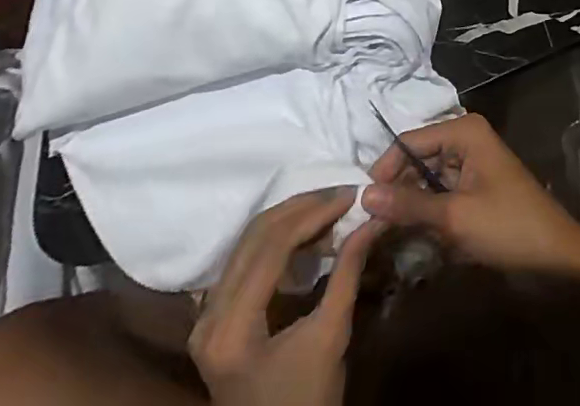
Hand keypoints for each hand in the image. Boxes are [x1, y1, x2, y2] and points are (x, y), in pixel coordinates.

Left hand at [189, 188, 382, 405]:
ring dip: (291, 219)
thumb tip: (373, 220)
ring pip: (247, 243)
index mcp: (230, 326)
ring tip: (331, 210)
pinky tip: (309, 234)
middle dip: (302, 208)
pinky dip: (278, 239)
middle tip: (343, 195)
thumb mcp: (332, 335)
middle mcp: (208, 315)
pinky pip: (245, 261)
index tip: (351, 195)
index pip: (272, 246)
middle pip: (254, 237)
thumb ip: (348, 272)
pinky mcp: (216, 317)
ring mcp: (206, 316)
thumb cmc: (307, 401)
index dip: (314, 212)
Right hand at [362, 113, 579, 284]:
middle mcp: (465, 139)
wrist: (555, 253)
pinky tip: (415, 236)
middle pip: (415, 160)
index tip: (361, 205)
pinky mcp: (473, 188)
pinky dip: (427, 214)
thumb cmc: (507, 227)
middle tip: (368, 225)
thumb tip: (363, 195)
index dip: (383, 171)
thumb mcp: (454, 217)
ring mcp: (470, 163)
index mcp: (464, 132)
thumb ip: (408, 205)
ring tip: (387, 234)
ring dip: (410, 206)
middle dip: (395, 191)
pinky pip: (439, 194)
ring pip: (424, 180)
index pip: (407, 142)